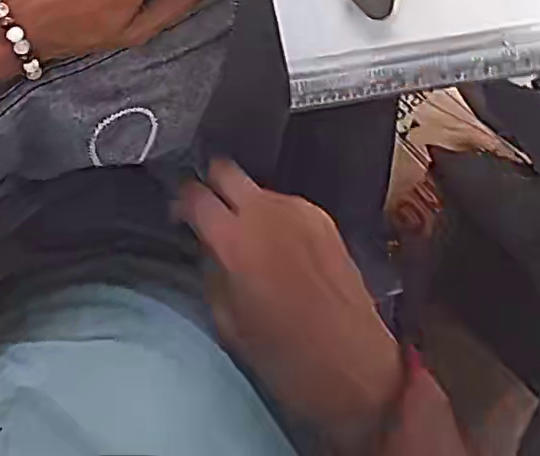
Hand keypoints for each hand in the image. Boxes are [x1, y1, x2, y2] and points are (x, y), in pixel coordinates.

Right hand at [176, 160, 403, 453]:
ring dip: (246, 205)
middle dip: (211, 184)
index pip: (193, 194)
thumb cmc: (288, 359)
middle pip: (223, 168)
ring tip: (252, 239)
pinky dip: (275, 217)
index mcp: (234, 241)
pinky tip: (283, 248)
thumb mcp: (229, 322)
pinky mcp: (322, 218)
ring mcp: (297, 211)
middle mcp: (264, 213)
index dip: (180, 202)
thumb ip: (212, 271)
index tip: (180, 216)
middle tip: (211, 212)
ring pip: (256, 187)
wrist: (359, 370)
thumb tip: (209, 247)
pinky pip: (286, 204)